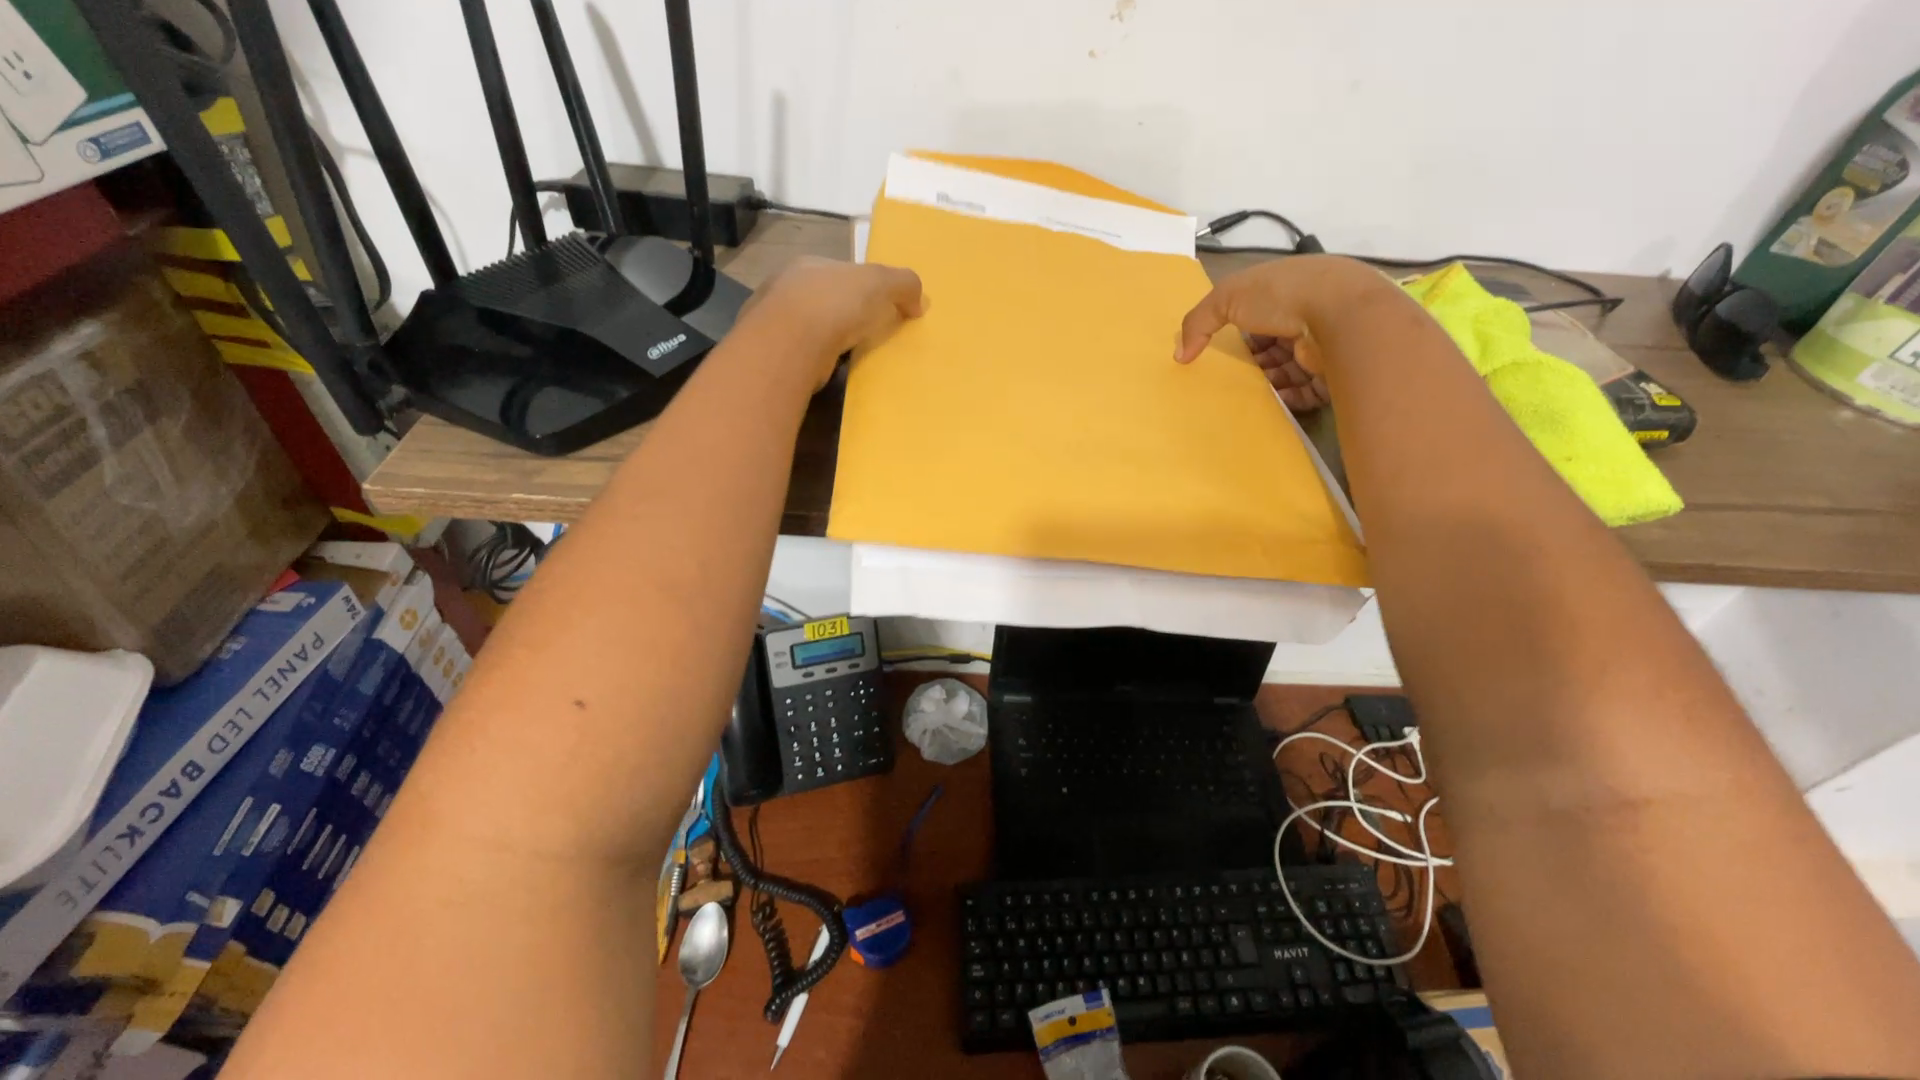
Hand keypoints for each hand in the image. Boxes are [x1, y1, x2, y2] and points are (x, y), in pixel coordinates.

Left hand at [747, 257, 927, 384]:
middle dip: (842, 314)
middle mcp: (785, 288)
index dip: (863, 288)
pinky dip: (813, 361)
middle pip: (823, 299)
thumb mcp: (881, 283)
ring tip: (848, 357)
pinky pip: (799, 355)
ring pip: (808, 328)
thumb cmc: (835, 303)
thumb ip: (904, 284)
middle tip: (866, 334)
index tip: (879, 308)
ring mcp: (772, 321)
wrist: (790, 342)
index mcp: (810, 265)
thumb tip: (919, 303)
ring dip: (826, 340)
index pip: (840, 273)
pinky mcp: (769, 354)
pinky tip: (827, 371)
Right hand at [1173, 255, 1382, 410]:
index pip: (1259, 312)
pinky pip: (1306, 392)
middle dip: (1254, 361)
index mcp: (1285, 290)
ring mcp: (1323, 343)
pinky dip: (1287, 400)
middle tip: (1230, 377)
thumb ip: (1198, 321)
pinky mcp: (1332, 372)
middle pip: (1274, 344)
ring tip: (1245, 395)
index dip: (1239, 330)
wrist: (1341, 314)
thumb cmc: (1281, 296)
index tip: (1221, 350)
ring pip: (1289, 370)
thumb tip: (1180, 354)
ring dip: (1268, 383)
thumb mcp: (1227, 297)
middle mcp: (1307, 314)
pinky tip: (1270, 405)